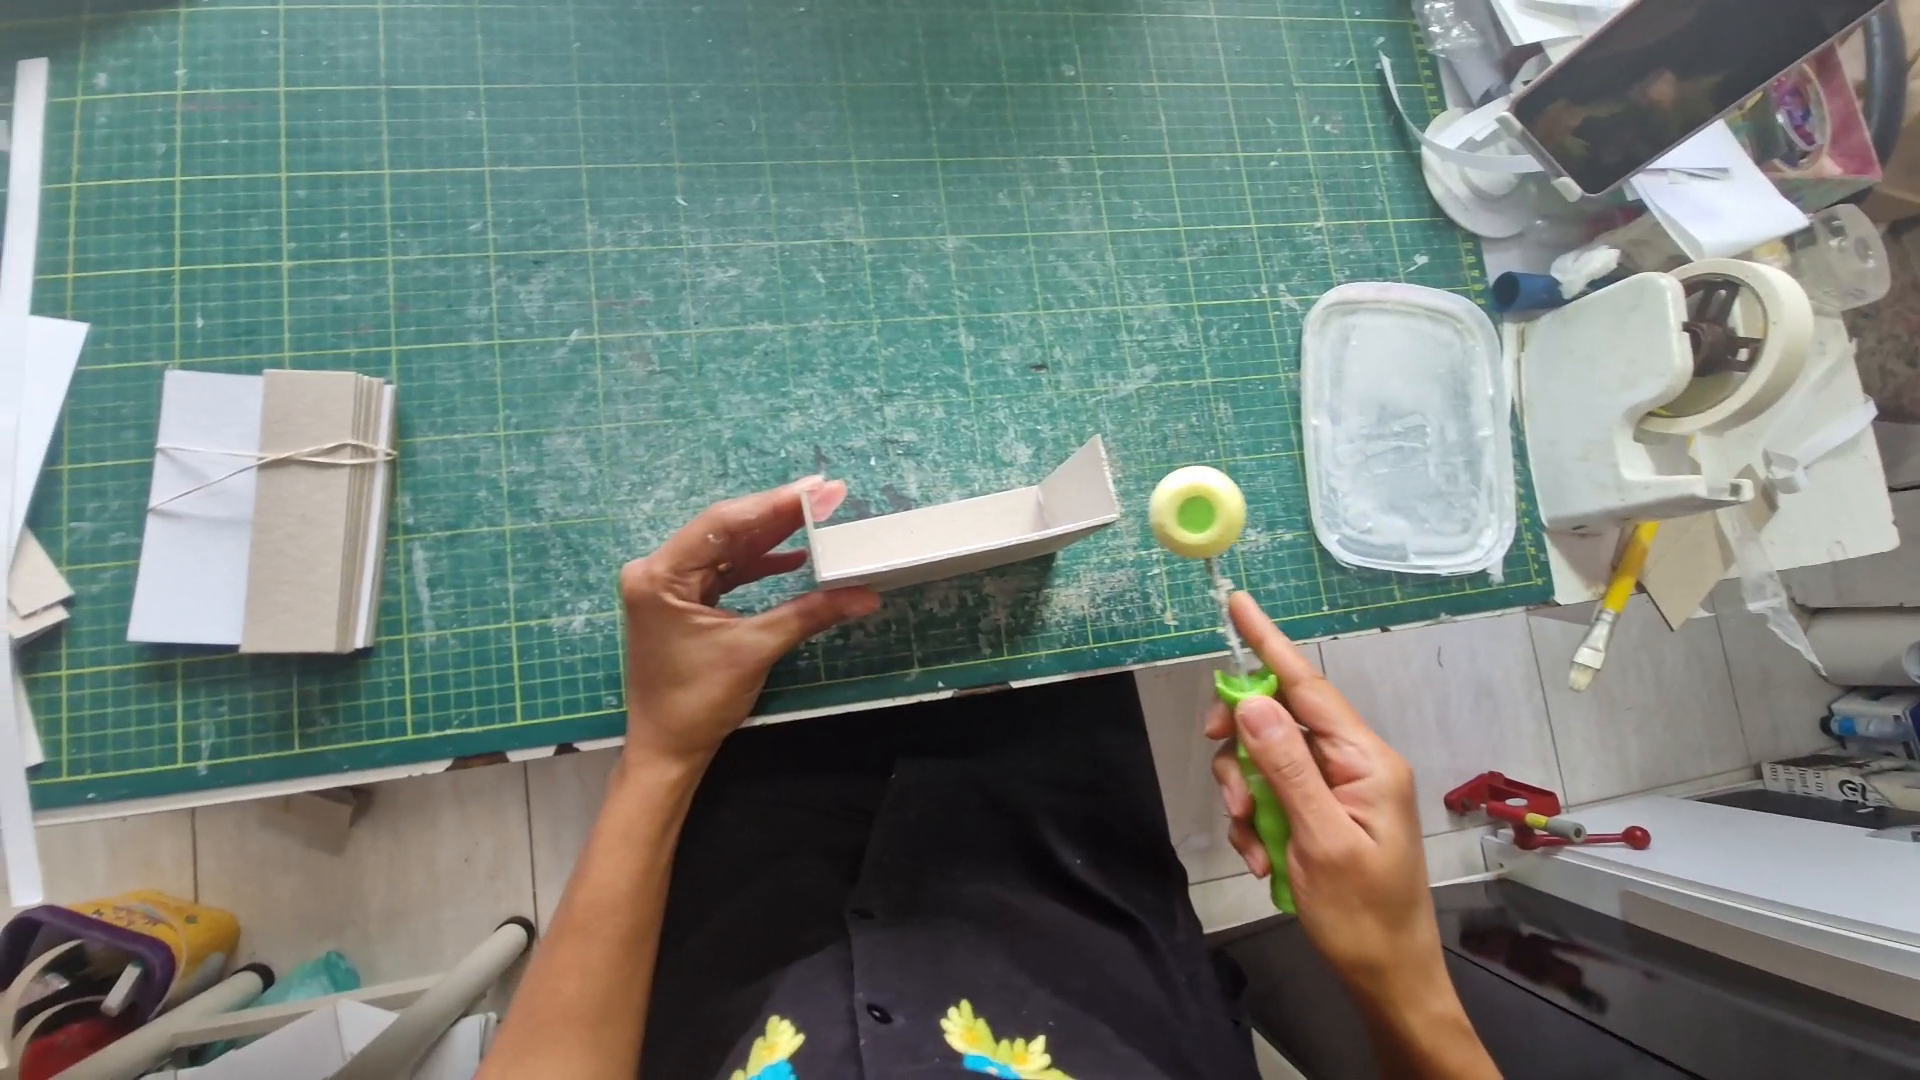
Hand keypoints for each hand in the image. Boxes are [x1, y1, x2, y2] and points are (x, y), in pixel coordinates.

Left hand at [619, 477, 880, 767]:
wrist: (668, 749)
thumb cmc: (698, 702)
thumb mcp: (756, 650)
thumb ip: (809, 614)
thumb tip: (866, 595)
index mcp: (661, 577)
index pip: (724, 524)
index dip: (774, 504)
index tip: (817, 488)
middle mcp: (659, 571)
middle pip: (727, 530)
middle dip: (779, 514)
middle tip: (827, 494)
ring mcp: (671, 586)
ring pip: (729, 548)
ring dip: (773, 535)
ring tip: (818, 516)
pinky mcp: (685, 601)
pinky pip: (727, 570)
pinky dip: (760, 563)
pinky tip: (794, 555)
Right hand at [1206, 592, 1442, 1004]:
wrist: (1385, 976)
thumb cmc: (1362, 913)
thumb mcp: (1319, 840)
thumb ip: (1286, 767)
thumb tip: (1252, 703)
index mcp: (1364, 759)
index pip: (1307, 686)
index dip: (1268, 643)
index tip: (1238, 604)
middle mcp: (1349, 761)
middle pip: (1274, 719)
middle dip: (1240, 750)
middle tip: (1228, 792)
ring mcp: (1332, 784)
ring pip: (1261, 756)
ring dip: (1242, 795)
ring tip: (1250, 843)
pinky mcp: (1315, 807)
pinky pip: (1265, 789)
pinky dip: (1251, 819)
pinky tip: (1261, 857)